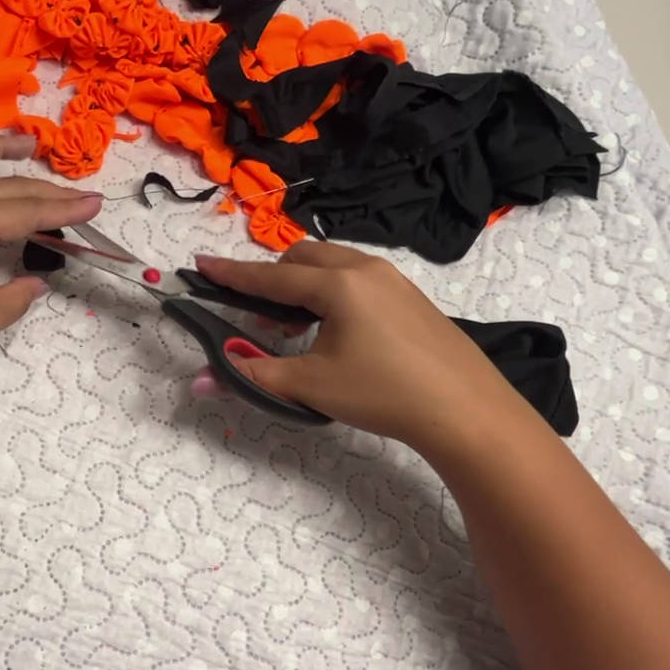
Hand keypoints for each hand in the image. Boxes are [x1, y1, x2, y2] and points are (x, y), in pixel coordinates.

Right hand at [194, 243, 524, 451]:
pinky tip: (335, 332)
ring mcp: (393, 281)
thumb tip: (200, 381)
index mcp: (338, 284)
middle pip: (302, 257)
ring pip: (332, 264)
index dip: (232, 274)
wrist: (469, 412)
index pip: (271, 276)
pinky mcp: (411, 298)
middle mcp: (365, 269)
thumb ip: (252, 376)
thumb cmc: (384, 393)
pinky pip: (356, 278)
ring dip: (302, 285)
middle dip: (271, 278)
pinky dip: (331, 292)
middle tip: (257, 316)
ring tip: (293, 328)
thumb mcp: (310, 386)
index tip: (201, 264)